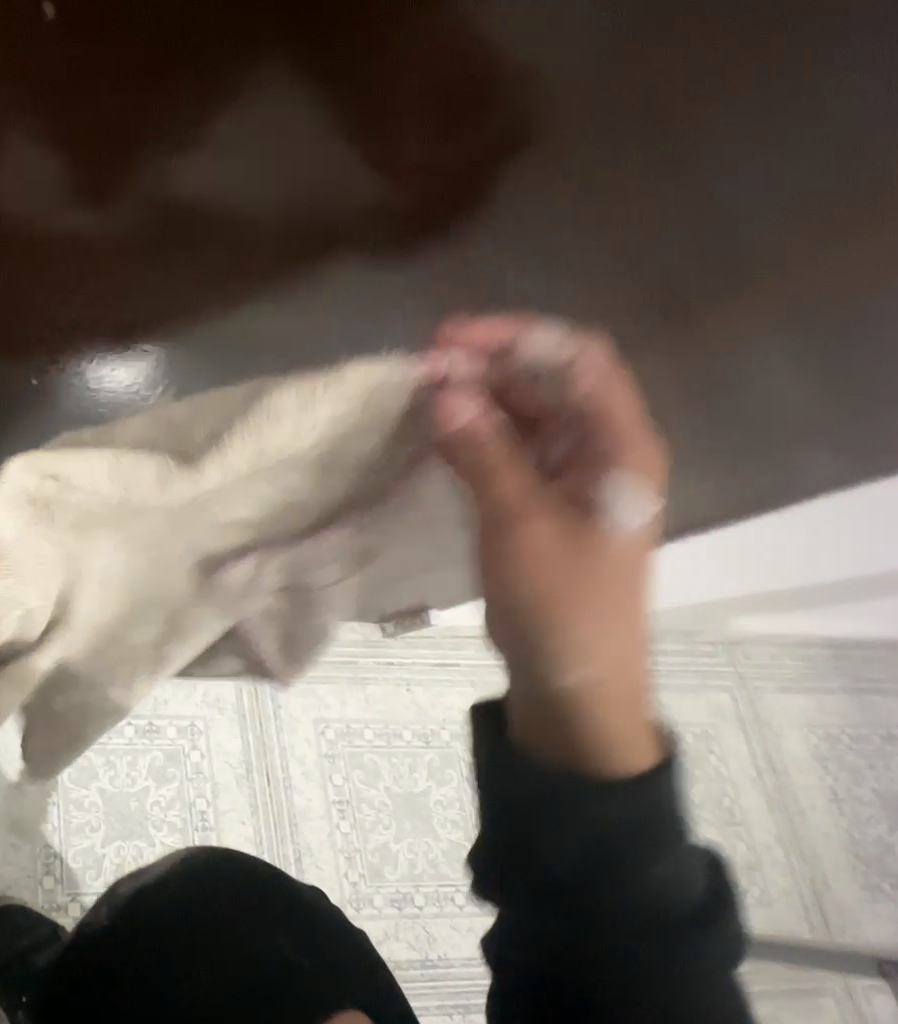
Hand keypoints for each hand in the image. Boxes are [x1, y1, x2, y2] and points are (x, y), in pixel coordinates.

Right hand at [427, 314, 669, 776]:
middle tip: (417, 366)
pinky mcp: (531, 498)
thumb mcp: (520, 524)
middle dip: (484, 366)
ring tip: (415, 391)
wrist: (570, 673)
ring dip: (471, 397)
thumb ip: (484, 454)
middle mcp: (596, 449)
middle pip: (545, 382)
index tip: (448, 340)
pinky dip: (466, 432)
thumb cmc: (560, 600)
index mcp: (619, 447)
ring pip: (518, 413)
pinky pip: (499, 448)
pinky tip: (428, 429)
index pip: (578, 363)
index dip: (516, 340)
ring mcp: (563, 474)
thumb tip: (443, 391)